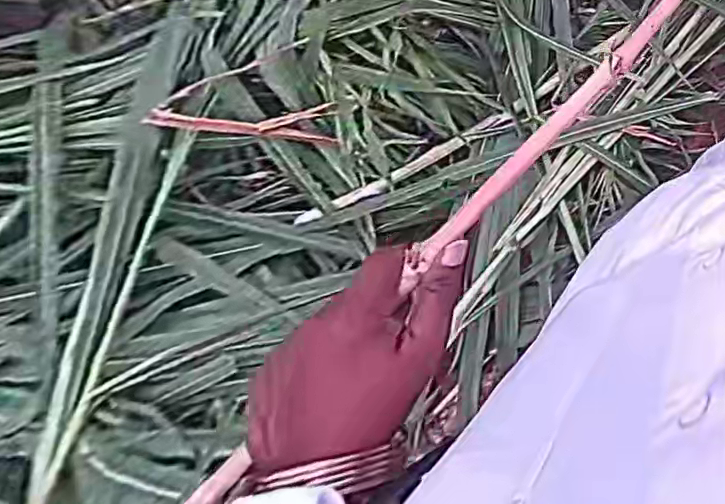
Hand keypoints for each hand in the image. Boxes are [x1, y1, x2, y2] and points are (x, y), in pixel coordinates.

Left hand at [247, 241, 466, 475]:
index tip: (422, 278)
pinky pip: (307, 344)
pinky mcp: (271, 368)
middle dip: (383, 305)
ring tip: (365, 367)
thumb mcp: (422, 354)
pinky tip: (336, 381)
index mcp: (355, 313)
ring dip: (354, 330)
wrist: (314, 473)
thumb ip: (438, 296)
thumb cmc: (372, 416)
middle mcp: (316, 322)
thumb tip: (453, 251)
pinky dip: (325, 354)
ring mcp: (289, 345)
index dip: (409, 263)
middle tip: (398, 337)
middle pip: (362, 291)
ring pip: (335, 318)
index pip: (385, 259)